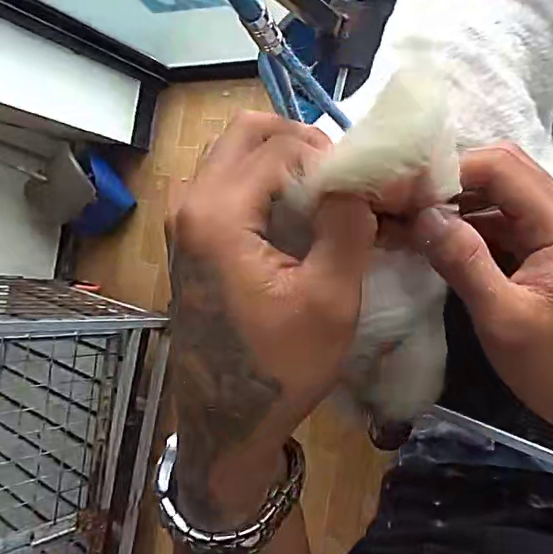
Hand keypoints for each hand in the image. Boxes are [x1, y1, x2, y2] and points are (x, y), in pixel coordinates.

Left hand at [167, 113, 376, 526]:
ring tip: (325, 196)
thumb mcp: (329, 299)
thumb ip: (347, 227)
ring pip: (235, 153)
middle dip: (303, 143)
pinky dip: (265, 182)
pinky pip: (228, 182)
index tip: (367, 192)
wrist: (226, 421)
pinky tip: (298, 217)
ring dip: (283, 160)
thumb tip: (357, 181)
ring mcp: (185, 220)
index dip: (333, 159)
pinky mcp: (192, 239)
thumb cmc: (279, 367)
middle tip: (343, 181)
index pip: (283, 148)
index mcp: (218, 213)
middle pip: (248, 133)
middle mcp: (190, 204)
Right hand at [413, 144, 552, 447]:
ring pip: (502, 196)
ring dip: (459, 204)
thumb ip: (463, 261)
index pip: (499, 166)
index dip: (449, 170)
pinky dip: (472, 227)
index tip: (404, 192)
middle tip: (404, 203)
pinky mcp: (549, 254)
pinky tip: (439, 242)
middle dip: (451, 182)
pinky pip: (506, 224)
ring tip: (412, 220)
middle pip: (502, 171)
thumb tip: (423, 214)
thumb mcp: (503, 318)